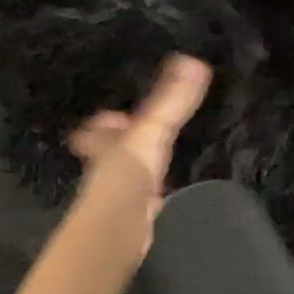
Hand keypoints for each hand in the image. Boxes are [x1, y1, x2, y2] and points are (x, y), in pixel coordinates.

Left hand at [68, 55, 211, 231]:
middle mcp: (106, 172)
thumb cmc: (125, 176)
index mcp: (103, 146)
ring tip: (164, 165)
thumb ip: (171, 102)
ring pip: (129, 180)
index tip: (114, 117)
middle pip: (114, 156)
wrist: (118, 232)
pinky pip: (147, 204)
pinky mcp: (136, 223)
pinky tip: (172, 197)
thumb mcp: (152, 132)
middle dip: (125, 148)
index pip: (99, 129)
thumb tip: (194, 61)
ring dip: (142, 173)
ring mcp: (119, 199)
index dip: (105, 123)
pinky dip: (156, 198)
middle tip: (142, 140)